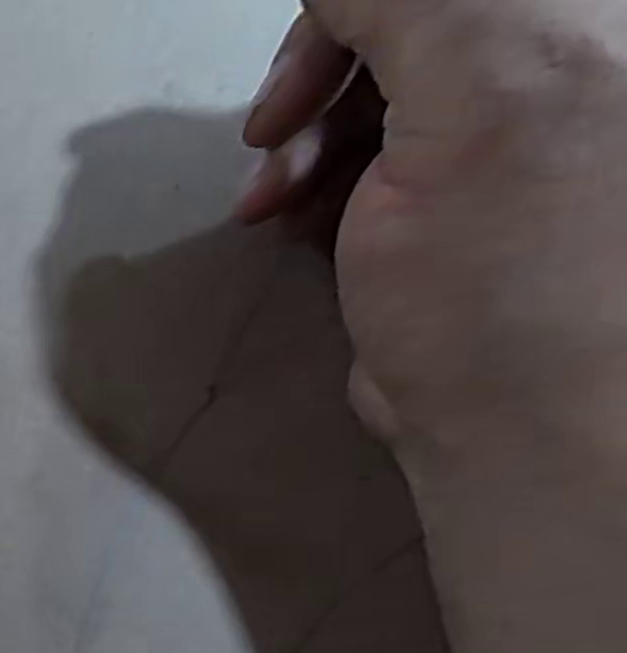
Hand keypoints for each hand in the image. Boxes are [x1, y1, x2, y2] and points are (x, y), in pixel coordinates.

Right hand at [235, 0, 626, 471]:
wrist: (519, 402)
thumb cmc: (514, 262)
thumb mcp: (491, 93)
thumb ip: (423, 1)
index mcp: (595, 20)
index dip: (337, 22)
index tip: (282, 101)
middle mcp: (578, 52)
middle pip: (408, 24)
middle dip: (318, 84)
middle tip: (270, 149)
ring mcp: (520, 119)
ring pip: (381, 83)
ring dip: (306, 141)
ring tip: (276, 206)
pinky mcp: (464, 184)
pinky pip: (376, 143)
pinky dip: (320, 177)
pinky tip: (303, 220)